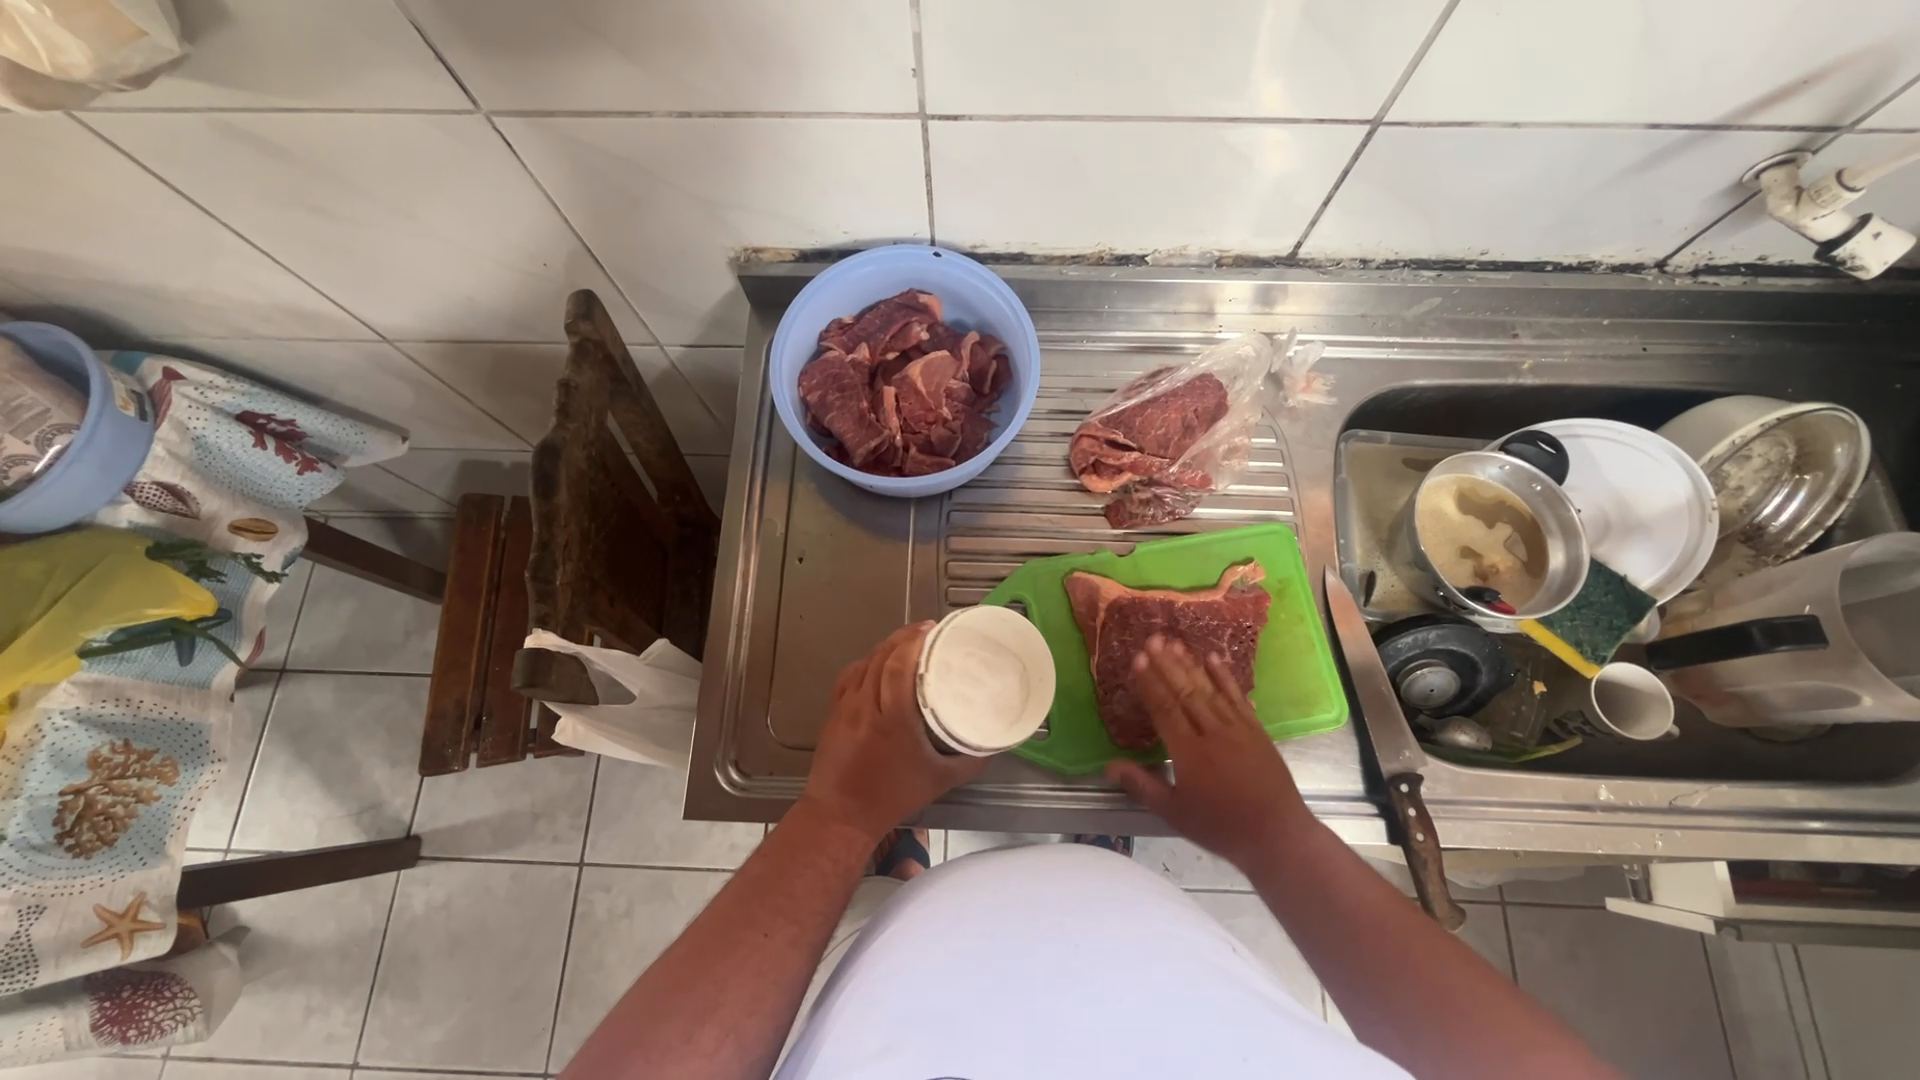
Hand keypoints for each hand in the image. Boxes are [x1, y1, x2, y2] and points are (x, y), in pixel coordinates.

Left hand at [800, 621, 988, 839]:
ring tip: (908, 641)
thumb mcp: (940, 781)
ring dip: (886, 647)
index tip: (933, 630)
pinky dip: (867, 662)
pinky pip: (850, 675)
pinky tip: (879, 661)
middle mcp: (866, 706)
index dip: (914, 641)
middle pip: (882, 656)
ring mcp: (845, 707)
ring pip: (865, 662)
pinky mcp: (833, 711)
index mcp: (893, 718)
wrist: (841, 815)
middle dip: (904, 637)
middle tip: (927, 631)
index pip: (898, 665)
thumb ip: (971, 760)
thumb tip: (994, 743)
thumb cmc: (892, 798)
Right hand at [1105, 636, 1313, 871]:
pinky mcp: (1256, 730)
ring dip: (1190, 665)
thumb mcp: (1174, 813)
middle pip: (1185, 692)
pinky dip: (1224, 677)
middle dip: (1166, 664)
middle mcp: (1213, 733)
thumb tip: (1108, 766)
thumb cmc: (1221, 827)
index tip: (1137, 659)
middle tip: (1152, 639)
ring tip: (1173, 642)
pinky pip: (1237, 697)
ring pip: (1209, 689)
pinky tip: (1212, 658)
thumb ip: (1142, 786)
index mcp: (1189, 753)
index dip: (1150, 683)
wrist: (1277, 835)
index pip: (1165, 709)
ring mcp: (1238, 728)